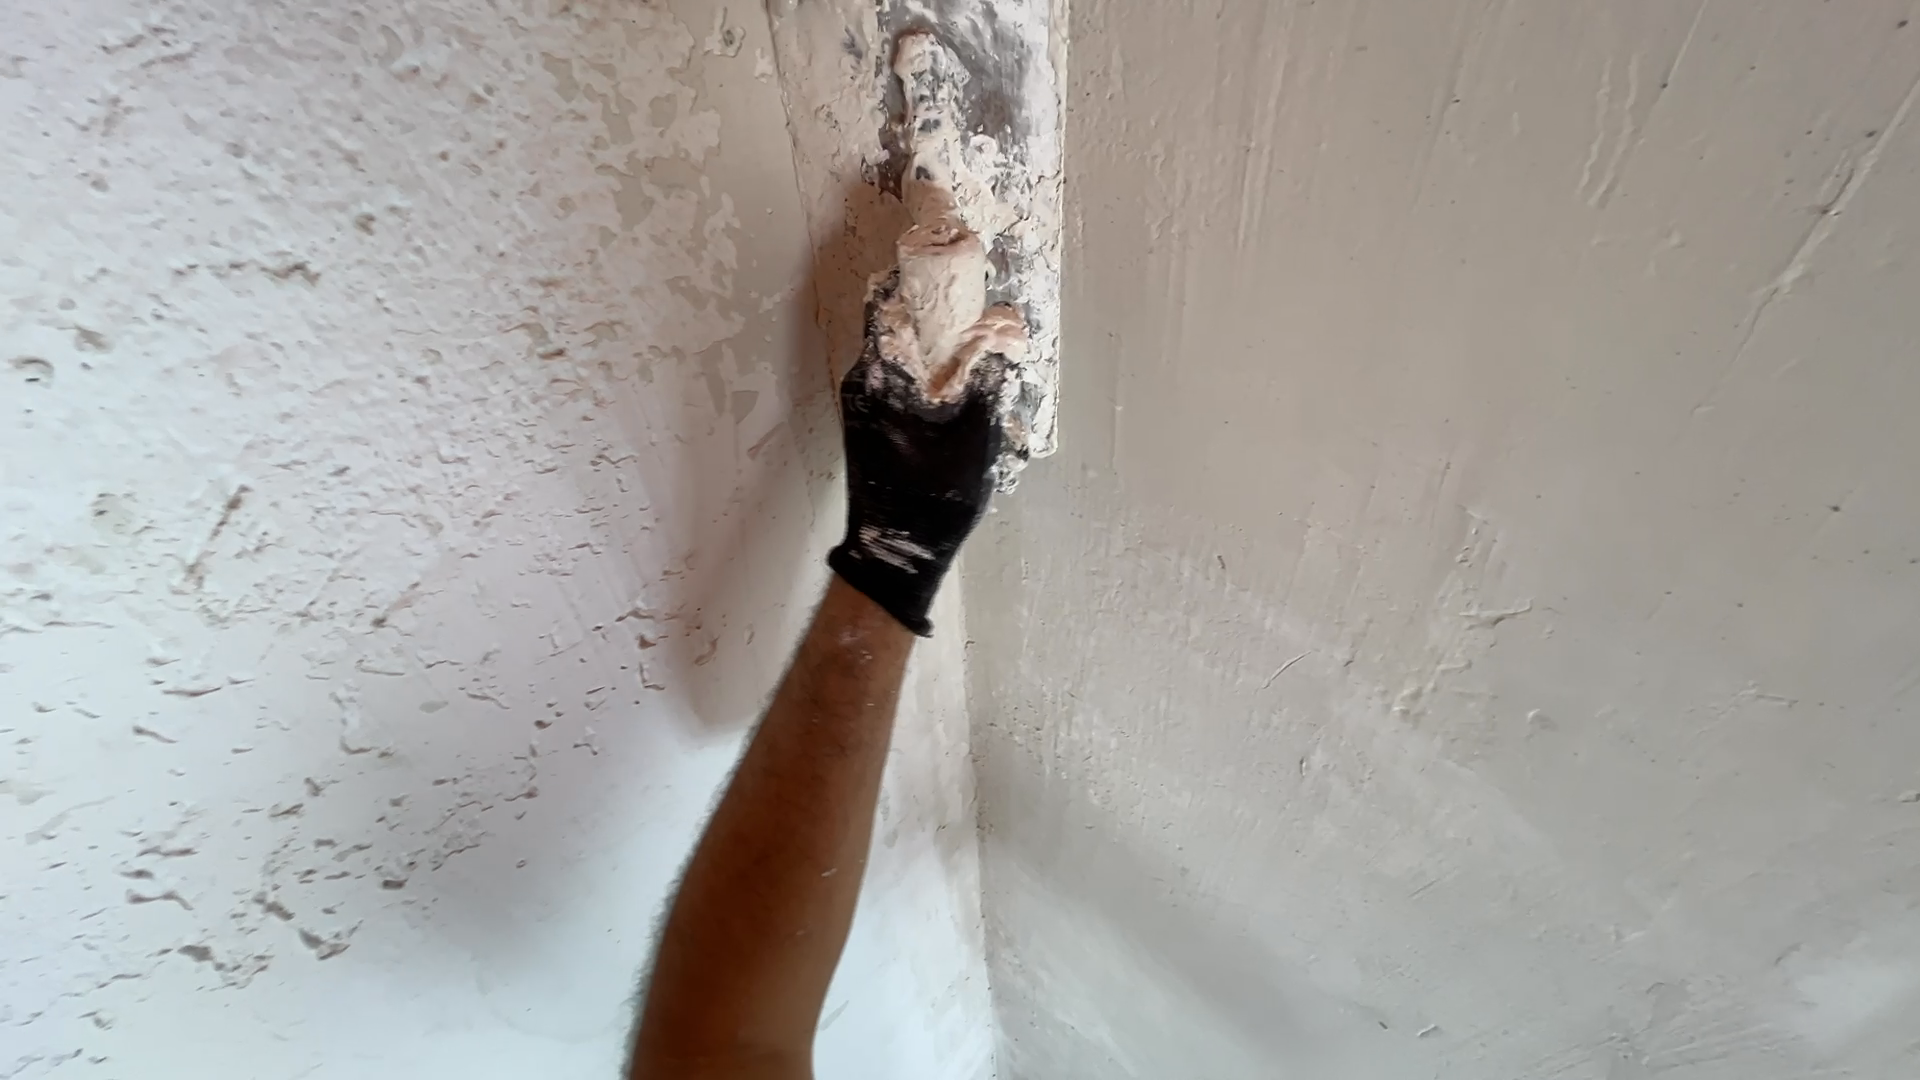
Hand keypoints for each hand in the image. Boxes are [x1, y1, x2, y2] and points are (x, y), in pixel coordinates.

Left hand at [827, 272, 1018, 635]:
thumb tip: (1000, 337)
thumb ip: (987, 382)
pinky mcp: (871, 419)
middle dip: (940, 309)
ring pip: (901, 349)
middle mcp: (864, 382)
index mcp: (882, 378)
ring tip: (979, 346)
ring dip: (937, 342)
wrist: (896, 552)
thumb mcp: (974, 439)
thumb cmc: (932, 501)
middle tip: (982, 311)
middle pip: (898, 321)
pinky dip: (929, 369)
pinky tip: (960, 384)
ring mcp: (864, 401)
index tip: (959, 265)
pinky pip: (900, 375)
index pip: (891, 301)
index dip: (923, 275)